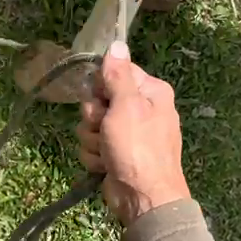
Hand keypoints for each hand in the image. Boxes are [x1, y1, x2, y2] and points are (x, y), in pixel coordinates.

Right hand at [76, 40, 191, 226]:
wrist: (143, 197)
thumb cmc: (137, 148)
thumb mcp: (126, 106)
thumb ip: (117, 76)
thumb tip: (117, 43)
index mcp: (150, 92)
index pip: (114, 73)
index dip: (102, 87)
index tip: (102, 99)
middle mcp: (140, 110)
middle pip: (98, 100)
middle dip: (94, 118)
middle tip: (105, 129)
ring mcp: (127, 134)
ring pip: (90, 125)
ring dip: (92, 140)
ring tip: (106, 152)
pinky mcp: (115, 154)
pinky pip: (91, 146)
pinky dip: (94, 156)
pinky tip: (105, 165)